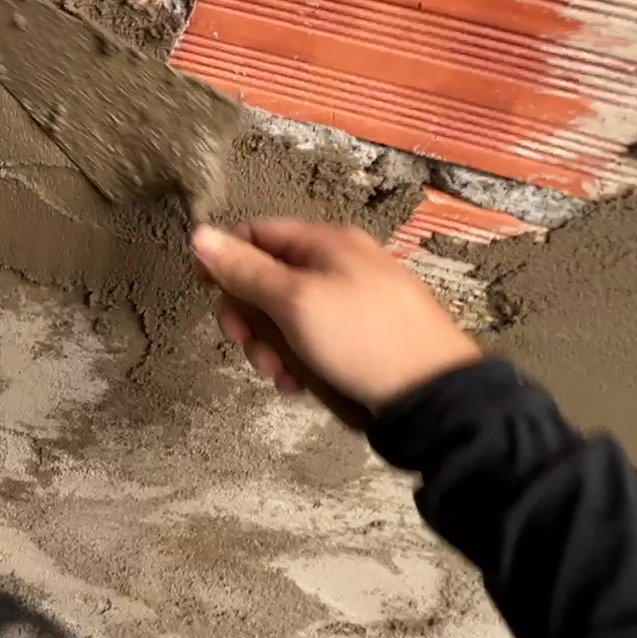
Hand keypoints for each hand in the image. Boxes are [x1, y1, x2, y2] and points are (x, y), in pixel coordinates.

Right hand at [190, 219, 482, 413]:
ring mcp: (351, 301)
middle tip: (244, 342)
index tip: (208, 292)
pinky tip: (295, 380)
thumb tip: (198, 234)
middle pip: (264, 277)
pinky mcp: (360, 335)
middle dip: (246, 314)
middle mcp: (338, 264)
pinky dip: (294, 357)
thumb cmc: (362, 339)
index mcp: (326, 243)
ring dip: (266, 343)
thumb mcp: (292, 301)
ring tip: (275, 371)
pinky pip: (309, 336)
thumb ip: (242, 269)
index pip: (253, 234)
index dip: (224, 260)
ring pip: (282, 312)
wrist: (438, 402)